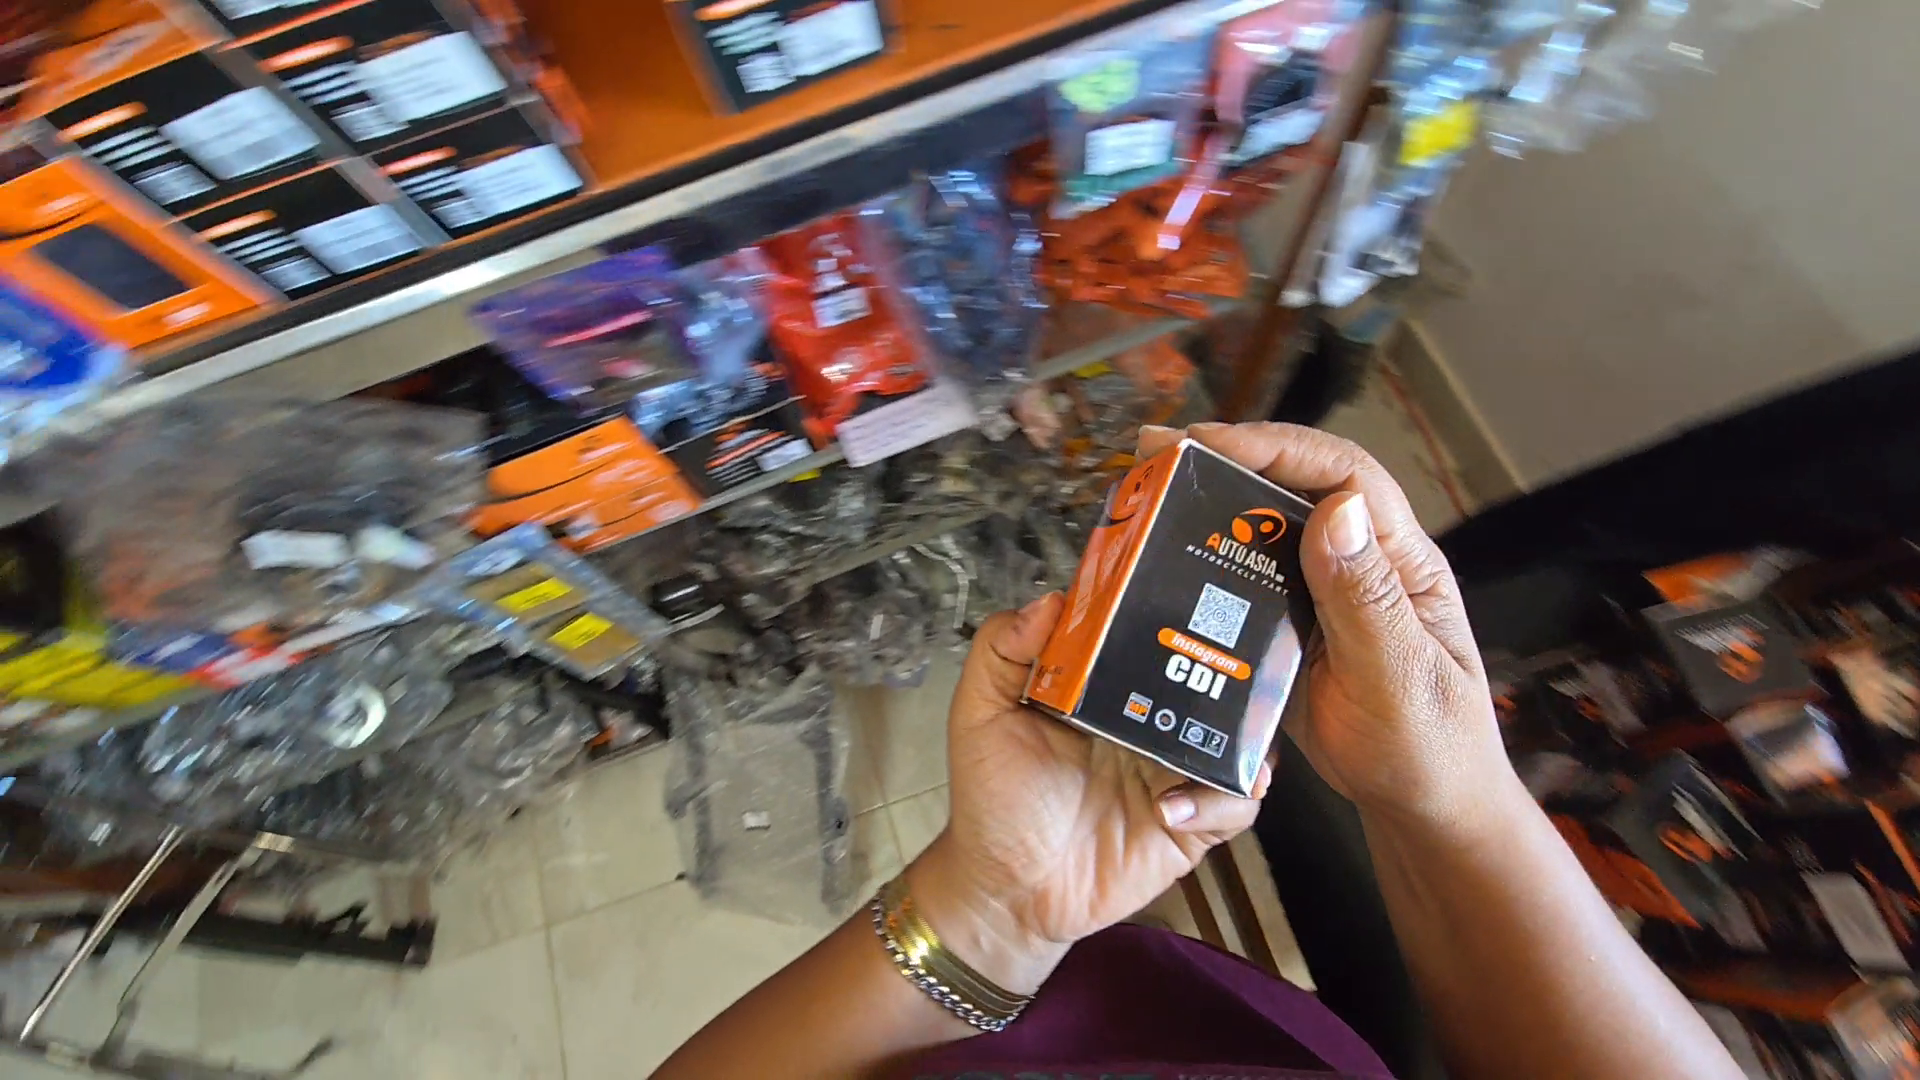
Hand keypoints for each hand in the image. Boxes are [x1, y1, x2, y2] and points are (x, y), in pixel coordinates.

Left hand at [909, 592, 1270, 993]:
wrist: (1009, 889)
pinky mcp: (1189, 824)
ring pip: (1235, 740)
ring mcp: (1171, 772)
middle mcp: (1145, 723)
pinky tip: (1170, 807)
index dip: (1166, 616)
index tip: (1181, 595)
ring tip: (1221, 735)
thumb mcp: (980, 713)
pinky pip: (1233, 805)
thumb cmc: (993, 796)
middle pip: (1204, 682)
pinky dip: (1218, 800)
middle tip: (1230, 660)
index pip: (1146, 639)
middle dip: (1227, 668)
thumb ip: (1000, 652)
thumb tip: (1050, 601)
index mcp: (1102, 689)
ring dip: (1240, 736)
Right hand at [1137, 422, 1515, 834]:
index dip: (1276, 448)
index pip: (1342, 475)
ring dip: (1207, 501)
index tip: (1209, 445)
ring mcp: (1317, 591)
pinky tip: (1163, 553)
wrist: (1417, 802)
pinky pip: (1241, 573)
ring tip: (1148, 491)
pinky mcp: (1284, 621)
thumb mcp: (1400, 676)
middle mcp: (1354, 561)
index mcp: (1397, 560)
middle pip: (1291, 486)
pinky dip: (1202, 553)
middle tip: (1156, 454)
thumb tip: (1336, 510)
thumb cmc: (1428, 746)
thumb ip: (1366, 598)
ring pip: (1261, 524)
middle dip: (1226, 459)